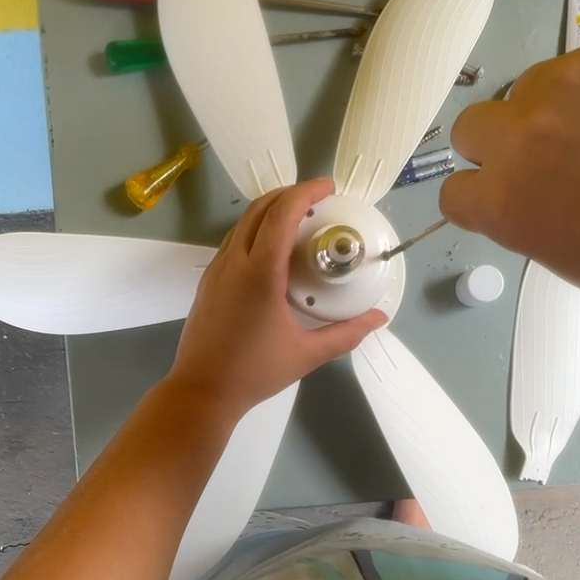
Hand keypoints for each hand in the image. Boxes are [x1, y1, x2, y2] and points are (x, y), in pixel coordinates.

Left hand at [165, 178, 386, 415]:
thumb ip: (345, 334)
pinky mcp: (207, 282)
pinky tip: (271, 249)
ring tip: (297, 218)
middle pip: (259, 209)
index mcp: (260, 273)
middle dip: (288, 194)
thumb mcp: (306, 354)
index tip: (327, 188)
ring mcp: (216, 271)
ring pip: (242, 223)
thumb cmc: (255, 372)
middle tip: (317, 199)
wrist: (202, 391)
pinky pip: (232, 242)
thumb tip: (378, 318)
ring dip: (269, 211)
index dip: (305, 192)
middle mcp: (234, 263)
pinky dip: (254, 231)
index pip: (281, 214)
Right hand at [441, 17, 579, 320]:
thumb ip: (529, 221)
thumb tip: (523, 189)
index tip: (515, 200)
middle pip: (475, 126)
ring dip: (559, 107)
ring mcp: (576, 75)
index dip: (484, 197)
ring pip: (537, 85)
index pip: (454, 190)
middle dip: (503, 145)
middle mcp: (524, 133)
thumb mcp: (579, 263)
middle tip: (558, 160)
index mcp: (507, 203)